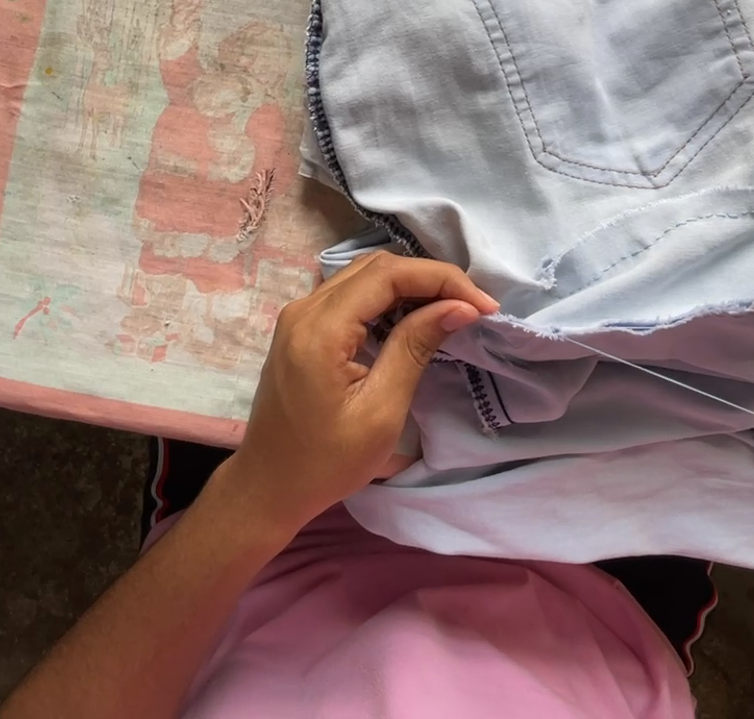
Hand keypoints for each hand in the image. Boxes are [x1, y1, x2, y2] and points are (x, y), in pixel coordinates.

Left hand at [212, 253, 498, 537]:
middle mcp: (304, 309)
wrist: (269, 485)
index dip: (440, 279)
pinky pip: (349, 294)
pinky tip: (414, 316)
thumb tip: (459, 307)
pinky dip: (386, 297)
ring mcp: (299, 315)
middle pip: (374, 267)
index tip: (483, 305)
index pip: (386, 275)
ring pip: (362, 275)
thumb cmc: (326, 462)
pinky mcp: (301, 327)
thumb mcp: (380, 411)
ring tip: (451, 309)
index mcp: (320, 329)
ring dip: (409, 284)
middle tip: (472, 307)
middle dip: (429, 278)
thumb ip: (415, 348)